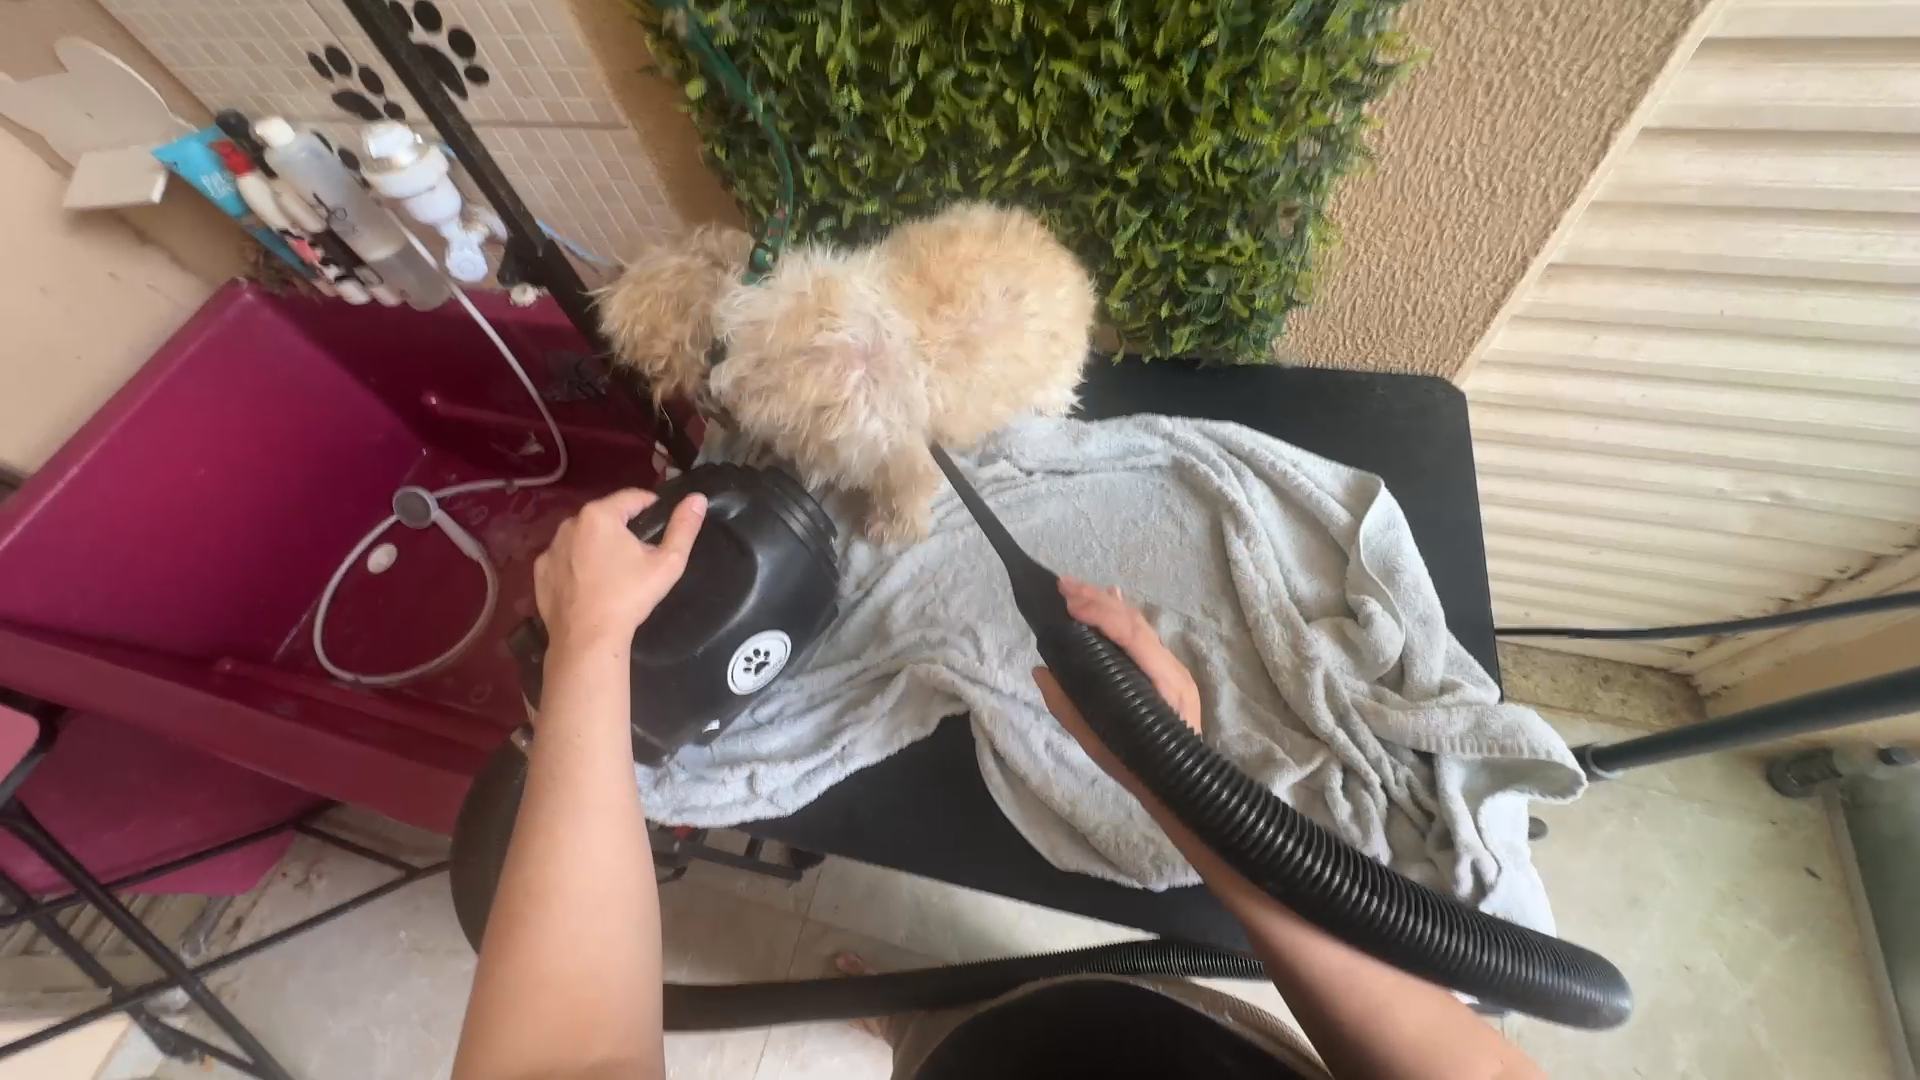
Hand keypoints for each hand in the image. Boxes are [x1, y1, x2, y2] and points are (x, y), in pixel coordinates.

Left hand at [534, 488, 706, 655]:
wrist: (588, 638)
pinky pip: (566, 557)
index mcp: (600, 515)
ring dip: (600, 544)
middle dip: (625, 528)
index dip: (653, 506)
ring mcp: (551, 548)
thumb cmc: (630, 596)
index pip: (633, 497)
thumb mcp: (669, 562)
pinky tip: (591, 584)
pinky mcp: (541, 571)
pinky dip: (579, 564)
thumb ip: (684, 527)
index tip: (662, 524)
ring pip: (584, 536)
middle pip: (607, 516)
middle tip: (641, 555)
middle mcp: (570, 524)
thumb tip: (697, 498)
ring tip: (616, 572)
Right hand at [1032, 578, 1201, 794]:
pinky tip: (1109, 597)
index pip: (1132, 635)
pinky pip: (1141, 634)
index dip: (1101, 614)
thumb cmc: (1139, 768)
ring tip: (1074, 589)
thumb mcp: (1097, 744)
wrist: (1181, 786)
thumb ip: (1068, 707)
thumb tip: (1041, 670)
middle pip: (1135, 621)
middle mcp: (1172, 668)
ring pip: (1139, 623)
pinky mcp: (1165, 668)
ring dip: (1104, 603)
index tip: (1069, 604)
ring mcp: (1171, 666)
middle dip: (1097, 600)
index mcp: (1163, 684)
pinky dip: (1119, 615)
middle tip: (1062, 586)